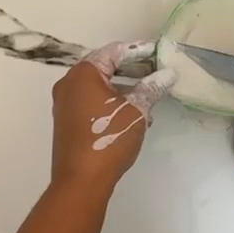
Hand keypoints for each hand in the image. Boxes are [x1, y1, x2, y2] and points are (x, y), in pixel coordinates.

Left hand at [50, 41, 173, 192]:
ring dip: (123, 88)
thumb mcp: (136, 110)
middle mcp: (69, 84)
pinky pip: (92, 101)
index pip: (114, 52)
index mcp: (83, 74)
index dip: (138, 51)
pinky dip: (111, 102)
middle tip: (156, 70)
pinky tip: (132, 113)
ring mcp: (65, 103)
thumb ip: (152, 87)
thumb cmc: (109, 138)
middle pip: (104, 67)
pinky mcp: (67, 121)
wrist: (80, 181)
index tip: (158, 52)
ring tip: (149, 94)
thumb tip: (168, 73)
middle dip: (132, 70)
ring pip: (99, 86)